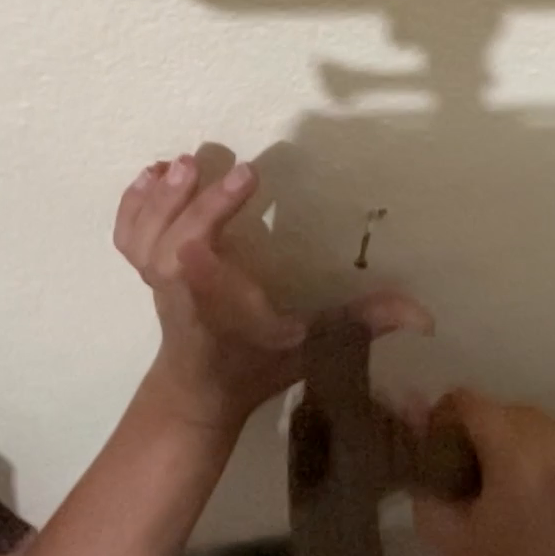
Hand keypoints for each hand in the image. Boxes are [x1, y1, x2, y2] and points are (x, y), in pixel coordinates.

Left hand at [112, 154, 431, 433]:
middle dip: (196, 205)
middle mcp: (182, 296)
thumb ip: (364, 327)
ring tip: (186, 162)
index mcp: (219, 313)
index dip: (215, 220)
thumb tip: (426, 316)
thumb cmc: (256, 368)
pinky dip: (134, 204)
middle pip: (169, 247)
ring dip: (162, 199)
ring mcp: (156, 284)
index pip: (202, 269)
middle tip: (232, 166)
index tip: (248, 178)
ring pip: (143, 239)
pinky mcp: (147, 273)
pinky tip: (152, 175)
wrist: (196, 393)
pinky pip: (128, 236)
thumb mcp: (317, 350)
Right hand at [412, 391, 554, 555]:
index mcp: (515, 459)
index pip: (471, 402)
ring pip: (516, 411)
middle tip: (462, 463)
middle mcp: (547, 440)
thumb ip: (422, 468)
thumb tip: (409, 408)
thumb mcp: (442, 527)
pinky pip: (538, 422)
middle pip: (493, 406)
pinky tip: (515, 469)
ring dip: (498, 429)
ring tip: (490, 467)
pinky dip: (522, 436)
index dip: (446, 415)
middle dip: (473, 427)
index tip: (438, 442)